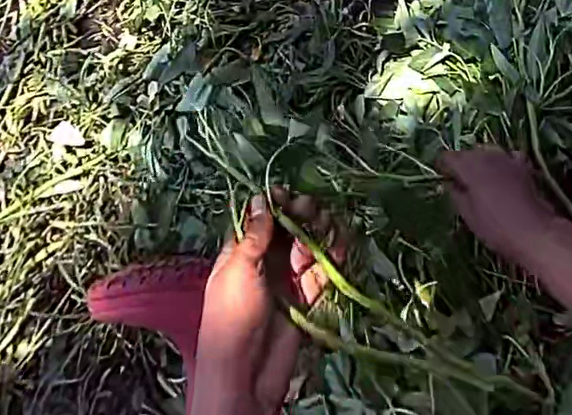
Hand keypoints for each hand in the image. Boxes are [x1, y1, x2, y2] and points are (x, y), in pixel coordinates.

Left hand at [189, 190, 340, 414]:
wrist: (247, 376)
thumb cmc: (232, 317)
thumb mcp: (238, 270)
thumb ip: (255, 235)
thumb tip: (261, 198)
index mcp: (244, 249)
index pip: (263, 215)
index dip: (277, 202)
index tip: (288, 195)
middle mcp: (268, 258)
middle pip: (291, 225)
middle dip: (303, 213)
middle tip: (309, 211)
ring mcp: (289, 277)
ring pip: (311, 243)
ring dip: (322, 231)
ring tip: (327, 229)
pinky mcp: (308, 296)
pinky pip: (325, 270)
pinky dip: (335, 256)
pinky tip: (339, 248)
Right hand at [438, 148, 569, 267]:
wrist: (536, 232)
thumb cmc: (497, 228)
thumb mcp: (469, 216)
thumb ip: (456, 195)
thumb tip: (450, 184)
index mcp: (469, 166)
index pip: (448, 157)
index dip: (443, 166)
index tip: (443, 178)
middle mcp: (486, 155)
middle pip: (467, 152)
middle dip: (461, 163)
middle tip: (459, 181)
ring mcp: (506, 158)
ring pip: (485, 152)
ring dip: (480, 161)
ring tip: (480, 179)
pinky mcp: (521, 165)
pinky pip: (505, 157)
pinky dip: (500, 163)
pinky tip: (501, 175)